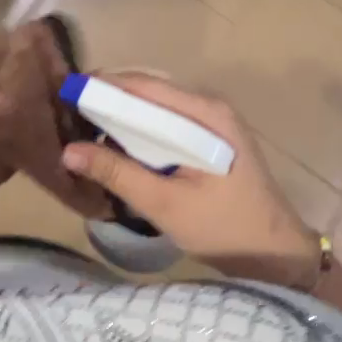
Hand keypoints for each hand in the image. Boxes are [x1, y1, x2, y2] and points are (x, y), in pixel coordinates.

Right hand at [61, 73, 321, 286]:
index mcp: (205, 114)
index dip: (101, 87)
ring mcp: (212, 121)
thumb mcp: (164, 204)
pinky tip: (117, 147)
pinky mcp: (209, 137)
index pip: (142, 86)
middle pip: (147, 90)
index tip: (64, 96)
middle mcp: (209, 107)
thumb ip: (117, 174)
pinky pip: (165, 121)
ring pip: (154, 106)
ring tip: (85, 132)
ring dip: (122, 116)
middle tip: (69, 118)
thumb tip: (68, 151)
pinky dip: (138, 129)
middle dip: (108, 101)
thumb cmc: (224, 228)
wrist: (278, 256)